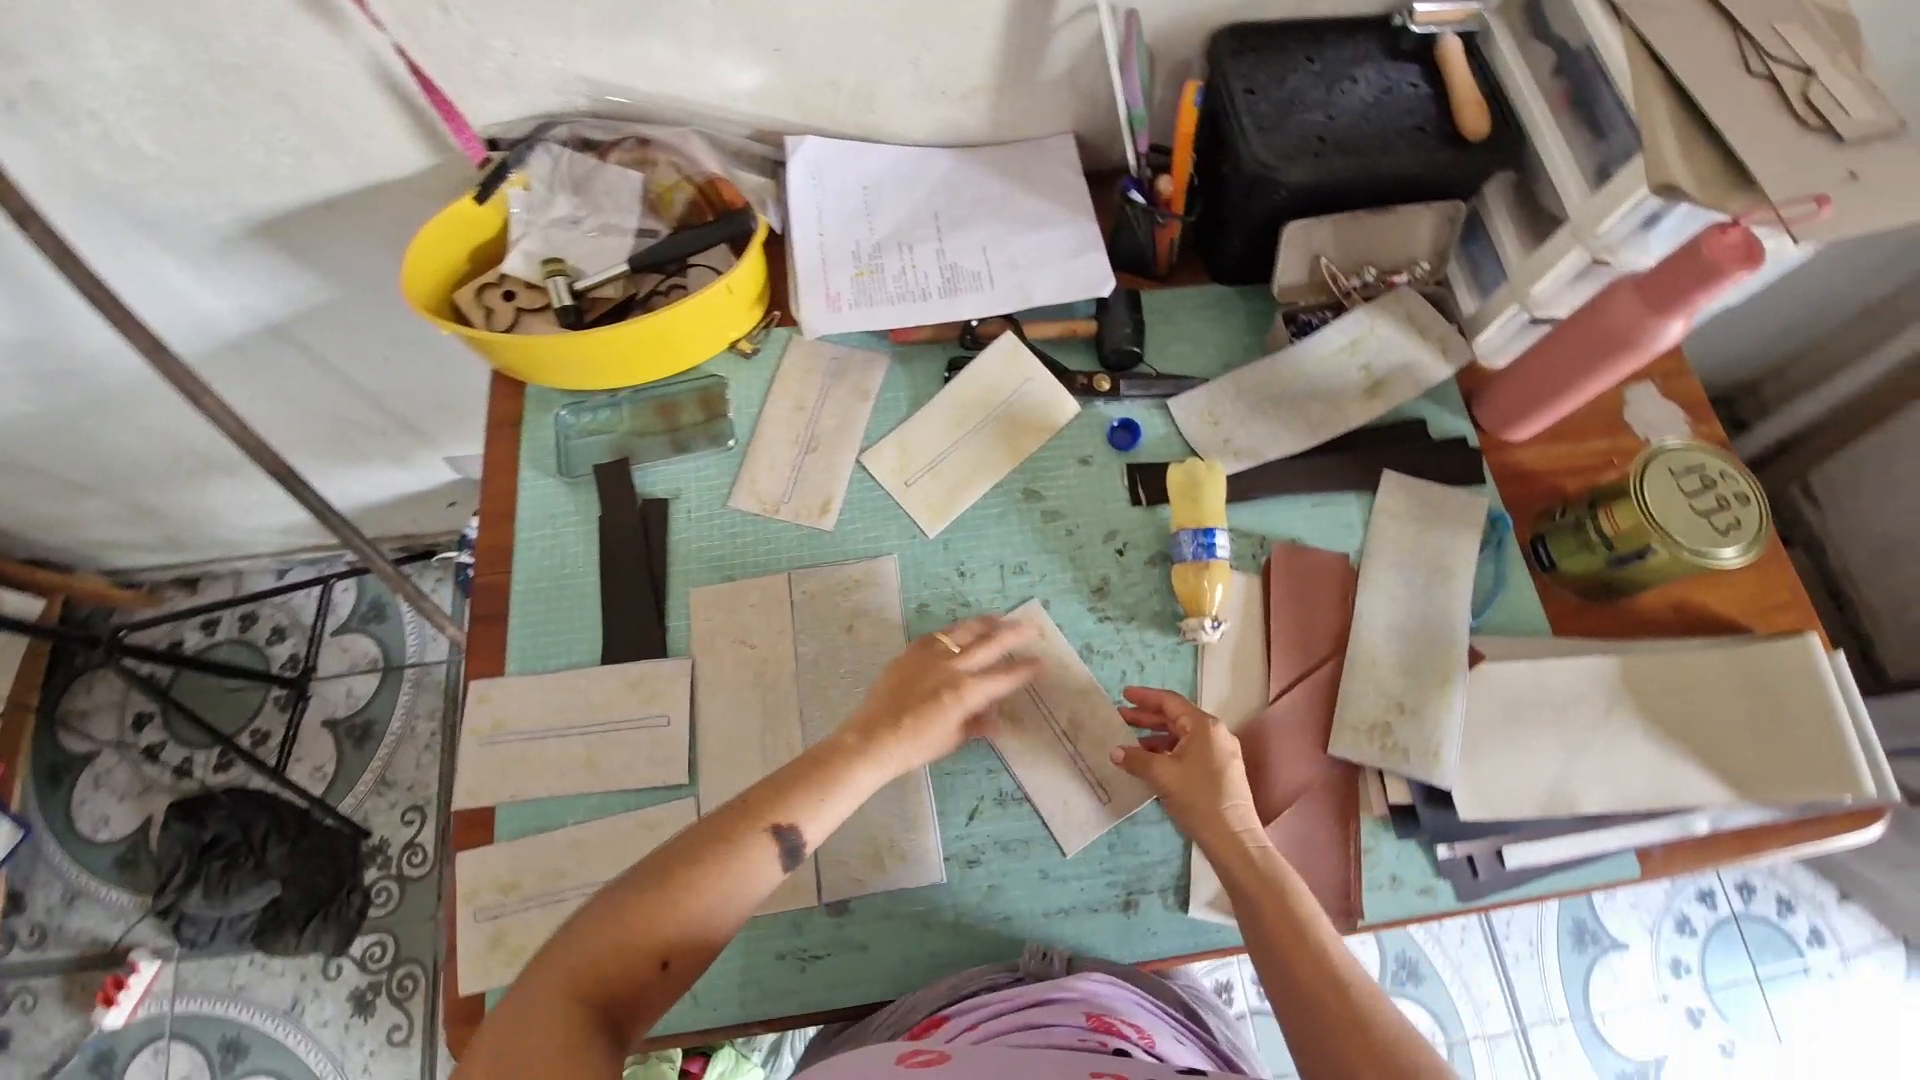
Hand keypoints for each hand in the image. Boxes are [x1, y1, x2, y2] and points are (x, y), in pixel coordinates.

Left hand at [839, 616, 1041, 774]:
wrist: (871, 739)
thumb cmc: (914, 746)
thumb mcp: (952, 739)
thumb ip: (976, 724)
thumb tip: (996, 720)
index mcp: (966, 692)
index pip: (1004, 677)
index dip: (1025, 670)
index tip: (1041, 661)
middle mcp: (953, 667)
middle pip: (989, 644)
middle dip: (1012, 634)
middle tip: (1029, 626)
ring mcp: (930, 656)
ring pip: (964, 631)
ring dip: (985, 623)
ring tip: (999, 617)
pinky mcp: (911, 652)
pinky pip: (938, 635)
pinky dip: (954, 631)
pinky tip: (961, 629)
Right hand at [1110, 687, 1264, 849]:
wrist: (1233, 837)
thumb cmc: (1198, 798)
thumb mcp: (1162, 775)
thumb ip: (1136, 759)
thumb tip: (1115, 752)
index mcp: (1204, 726)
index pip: (1170, 702)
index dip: (1145, 697)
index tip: (1124, 695)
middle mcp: (1215, 734)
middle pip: (1176, 718)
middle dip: (1147, 718)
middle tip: (1120, 718)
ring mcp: (1220, 753)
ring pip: (1181, 737)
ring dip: (1155, 738)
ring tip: (1130, 744)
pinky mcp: (1220, 771)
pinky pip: (1189, 752)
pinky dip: (1167, 753)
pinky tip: (1150, 764)